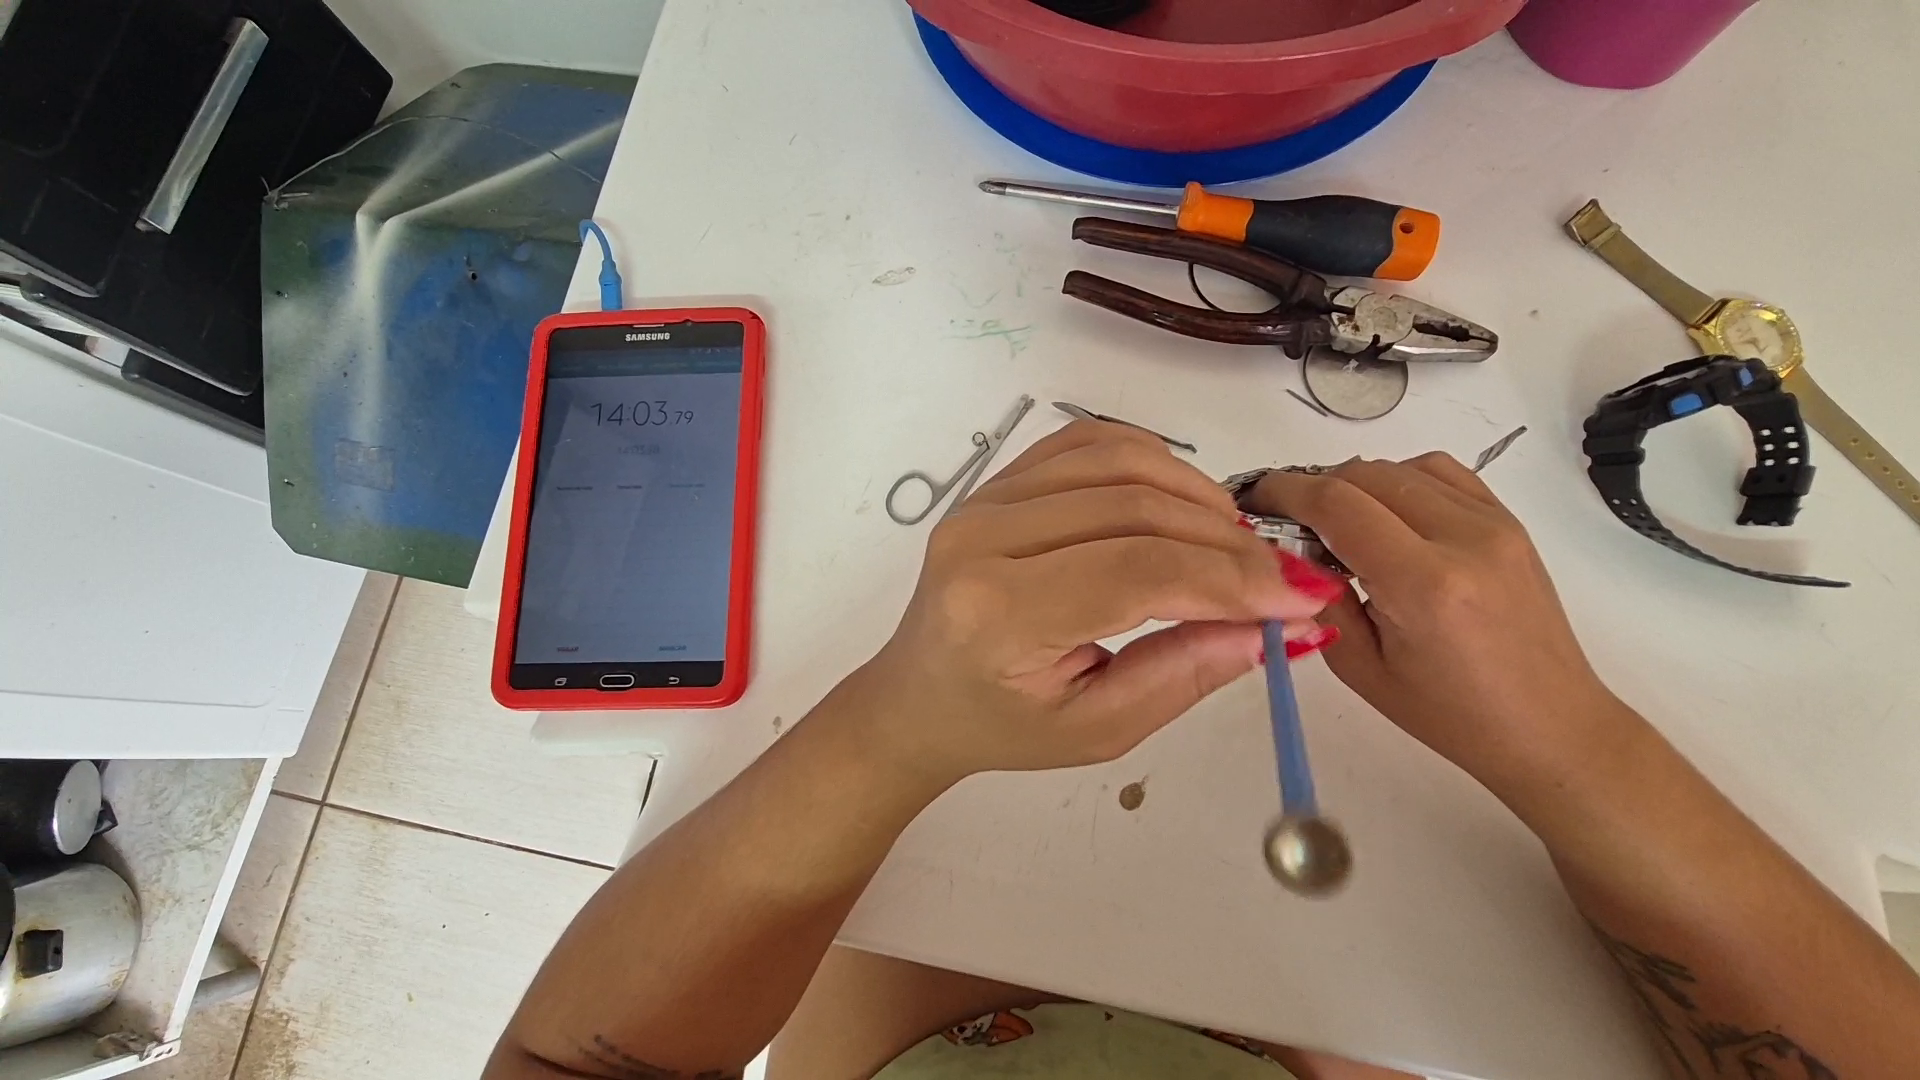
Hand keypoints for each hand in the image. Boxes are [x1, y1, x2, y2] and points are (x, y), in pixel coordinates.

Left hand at [853, 421, 1342, 786]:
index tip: (1304, 596)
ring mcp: (982, 501)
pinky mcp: (992, 484)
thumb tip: (1276, 625)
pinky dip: (1147, 459)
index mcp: (999, 613)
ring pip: (1115, 461)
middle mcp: (982, 539)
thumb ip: (1184, 673)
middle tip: (1280, 576)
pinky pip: (1084, 444)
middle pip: (1133, 509)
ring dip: (1192, 492)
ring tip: (1233, 542)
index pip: (1137, 571)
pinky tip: (1177, 501)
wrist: (920, 697)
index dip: (1231, 578)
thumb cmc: (1001, 726)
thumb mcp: (1097, 728)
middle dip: (1225, 541)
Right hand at [1243, 455, 1626, 790]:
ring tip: (1337, 523)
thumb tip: (1287, 549)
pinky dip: (1398, 480)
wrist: (1549, 726)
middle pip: (1364, 474)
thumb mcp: (1358, 667)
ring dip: (1355, 484)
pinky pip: (1440, 473)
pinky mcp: (1510, 522)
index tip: (1253, 502)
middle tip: (1287, 521)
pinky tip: (1386, 516)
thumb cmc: (1447, 713)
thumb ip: (1318, 598)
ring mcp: (1495, 524)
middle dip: (1313, 488)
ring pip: (1400, 466)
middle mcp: (1464, 539)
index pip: (1337, 503)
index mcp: (1423, 584)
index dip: (1284, 491)